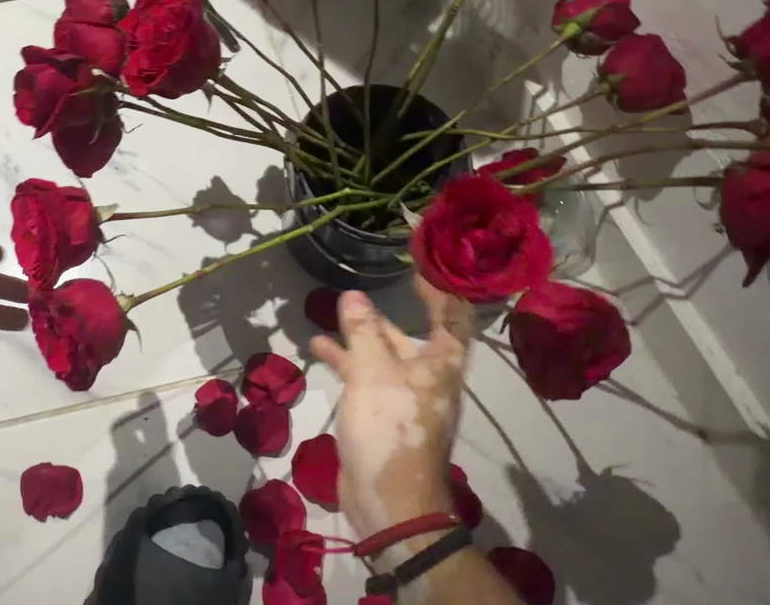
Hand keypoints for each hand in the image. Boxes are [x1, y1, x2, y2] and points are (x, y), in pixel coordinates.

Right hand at [309, 276, 477, 540]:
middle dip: (383, 315)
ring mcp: (404, 398)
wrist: (389, 503)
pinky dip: (346, 362)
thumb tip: (353, 295)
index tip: (419, 267)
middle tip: (358, 288)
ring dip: (359, 337)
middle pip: (410, 337)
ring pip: (383, 357)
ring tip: (330, 313)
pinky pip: (366, 378)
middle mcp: (427, 377)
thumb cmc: (390, 431)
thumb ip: (362, 332)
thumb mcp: (372, 374)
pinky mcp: (382, 417)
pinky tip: (319, 349)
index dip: (439, 290)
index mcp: (439, 364)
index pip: (451, 317)